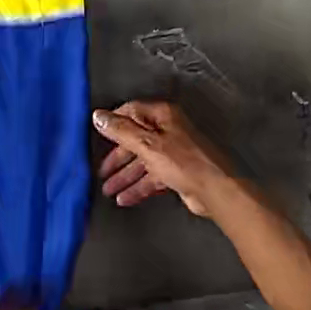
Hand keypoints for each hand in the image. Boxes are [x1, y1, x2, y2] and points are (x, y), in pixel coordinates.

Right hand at [93, 101, 241, 217]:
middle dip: (118, 155)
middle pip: (137, 138)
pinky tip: (125, 198)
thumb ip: (122, 131)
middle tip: (102, 169)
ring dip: (126, 174)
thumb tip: (100, 116)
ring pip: (144, 160)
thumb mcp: (147, 145)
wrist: (213, 187)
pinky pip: (152, 176)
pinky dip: (138, 186)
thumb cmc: (185, 162)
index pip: (133, 111)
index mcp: (164, 116)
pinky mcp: (178, 171)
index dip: (114, 121)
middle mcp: (169, 130)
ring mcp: (174, 151)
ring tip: (108, 188)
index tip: (98, 133)